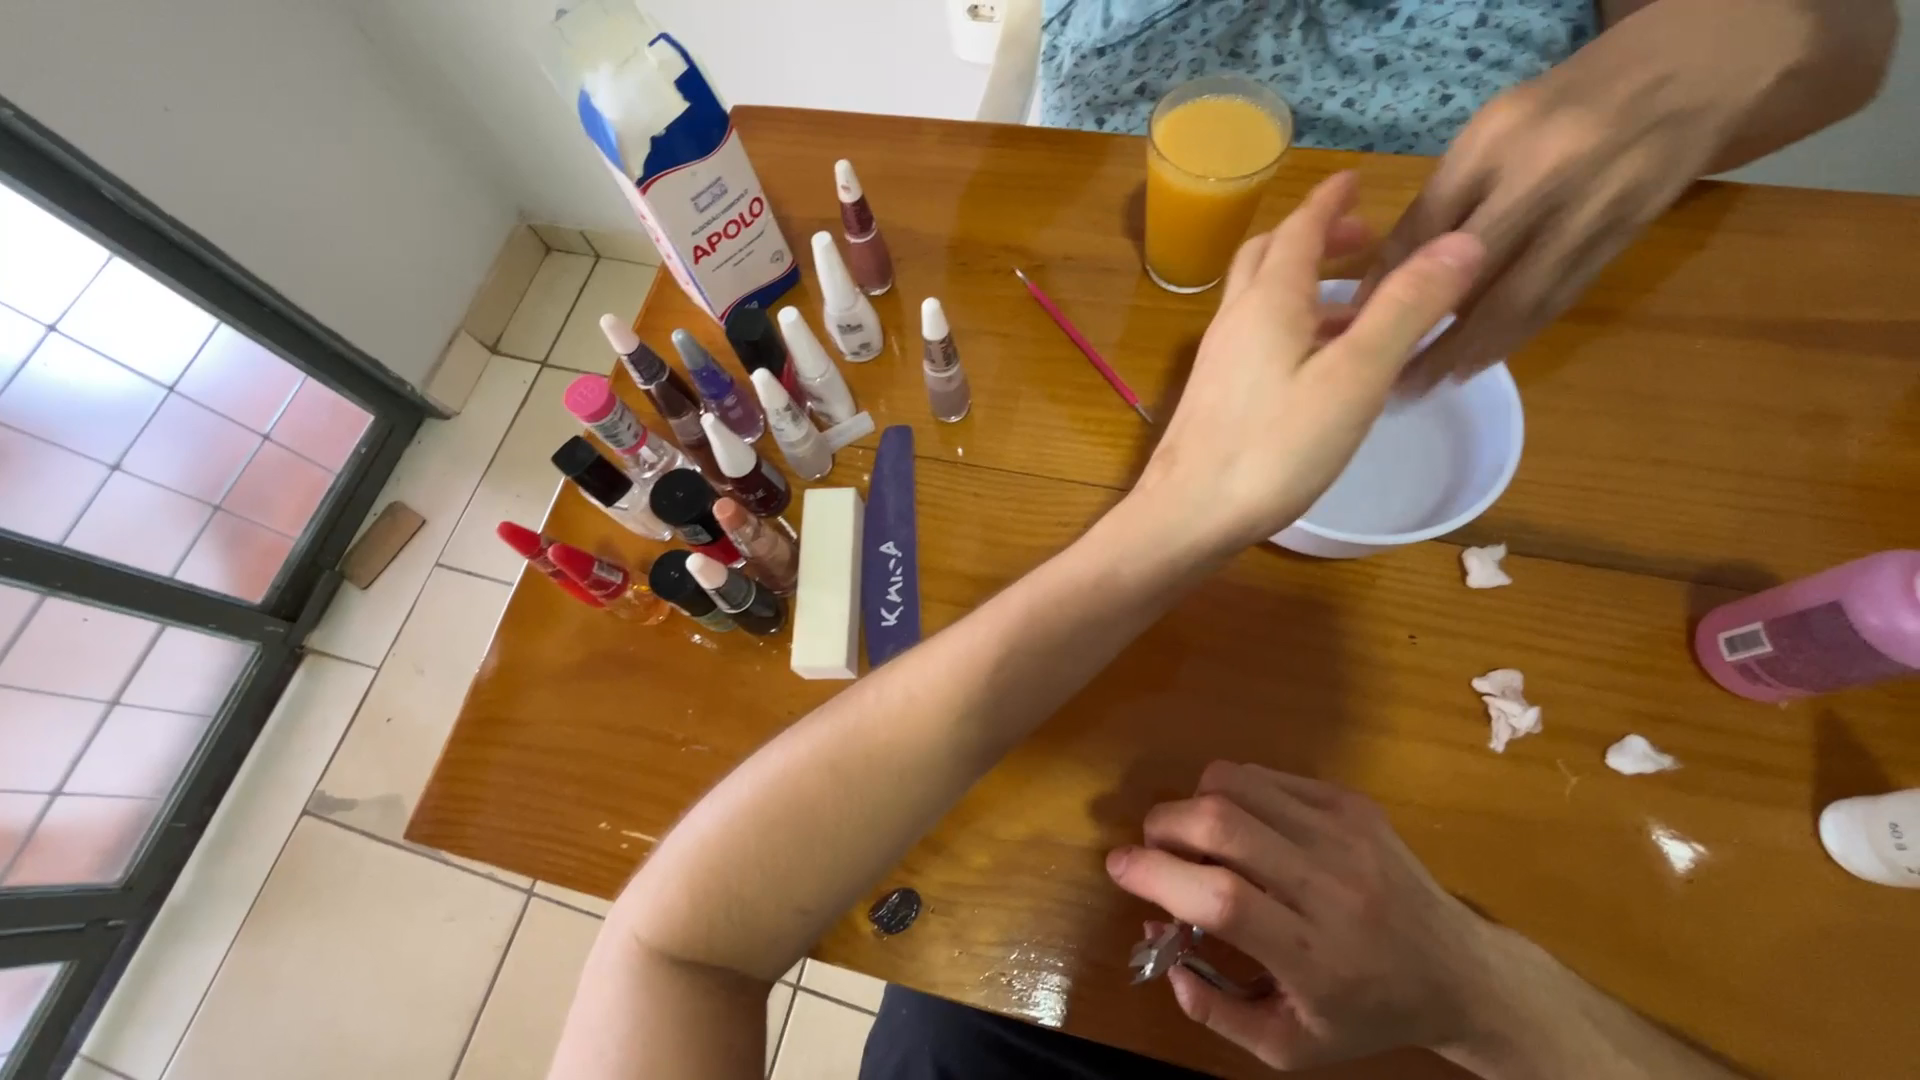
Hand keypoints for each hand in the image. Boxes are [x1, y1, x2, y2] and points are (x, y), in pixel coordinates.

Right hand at [1106, 762, 1503, 1069]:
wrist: (1461, 971)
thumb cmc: (1368, 1012)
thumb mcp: (1290, 1047)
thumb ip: (1214, 1011)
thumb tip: (1159, 945)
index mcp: (1315, 956)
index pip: (1221, 898)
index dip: (1157, 874)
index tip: (1119, 867)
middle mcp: (1331, 885)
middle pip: (1221, 822)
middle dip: (1164, 825)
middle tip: (1154, 846)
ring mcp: (1345, 832)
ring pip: (1236, 783)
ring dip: (1194, 802)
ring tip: (1197, 835)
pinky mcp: (1350, 802)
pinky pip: (1263, 774)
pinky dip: (1230, 791)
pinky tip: (1242, 825)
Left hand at [1133, 171, 1482, 553]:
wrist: (1188, 514)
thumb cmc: (1273, 447)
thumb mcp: (1354, 376)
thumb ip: (1404, 308)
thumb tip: (1461, 240)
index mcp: (1268, 301)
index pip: (1298, 229)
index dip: (1328, 201)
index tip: (1355, 180)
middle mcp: (1234, 321)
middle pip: (1268, 258)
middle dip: (1314, 238)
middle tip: (1364, 242)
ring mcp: (1217, 361)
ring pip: (1259, 302)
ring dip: (1304, 287)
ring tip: (1356, 306)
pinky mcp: (1213, 397)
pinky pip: (1254, 341)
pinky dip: (1290, 328)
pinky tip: (1317, 366)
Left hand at [1367, 3, 1750, 388]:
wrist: (1689, 76)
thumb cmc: (1557, 110)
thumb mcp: (1482, 140)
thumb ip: (1434, 207)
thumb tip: (1379, 279)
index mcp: (1495, 144)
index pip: (1423, 227)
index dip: (1385, 282)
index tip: (1352, 325)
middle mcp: (1546, 174)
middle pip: (1471, 273)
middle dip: (1424, 331)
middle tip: (1385, 378)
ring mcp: (1593, 208)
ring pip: (1518, 297)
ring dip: (1467, 350)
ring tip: (1424, 386)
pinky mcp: (1624, 239)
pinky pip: (1557, 301)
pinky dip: (1512, 339)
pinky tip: (1476, 364)